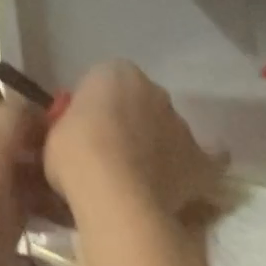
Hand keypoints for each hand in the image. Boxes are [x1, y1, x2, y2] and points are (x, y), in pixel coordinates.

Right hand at [44, 60, 216, 220]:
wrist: (113, 191)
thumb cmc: (75, 157)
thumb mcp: (56, 133)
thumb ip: (73, 125)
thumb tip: (81, 133)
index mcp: (116, 74)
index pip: (105, 85)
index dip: (94, 111)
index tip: (84, 135)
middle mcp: (155, 90)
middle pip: (142, 106)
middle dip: (131, 126)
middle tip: (111, 158)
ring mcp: (181, 124)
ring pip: (170, 132)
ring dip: (158, 149)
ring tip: (140, 180)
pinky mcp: (199, 159)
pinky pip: (209, 159)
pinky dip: (202, 164)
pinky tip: (190, 177)